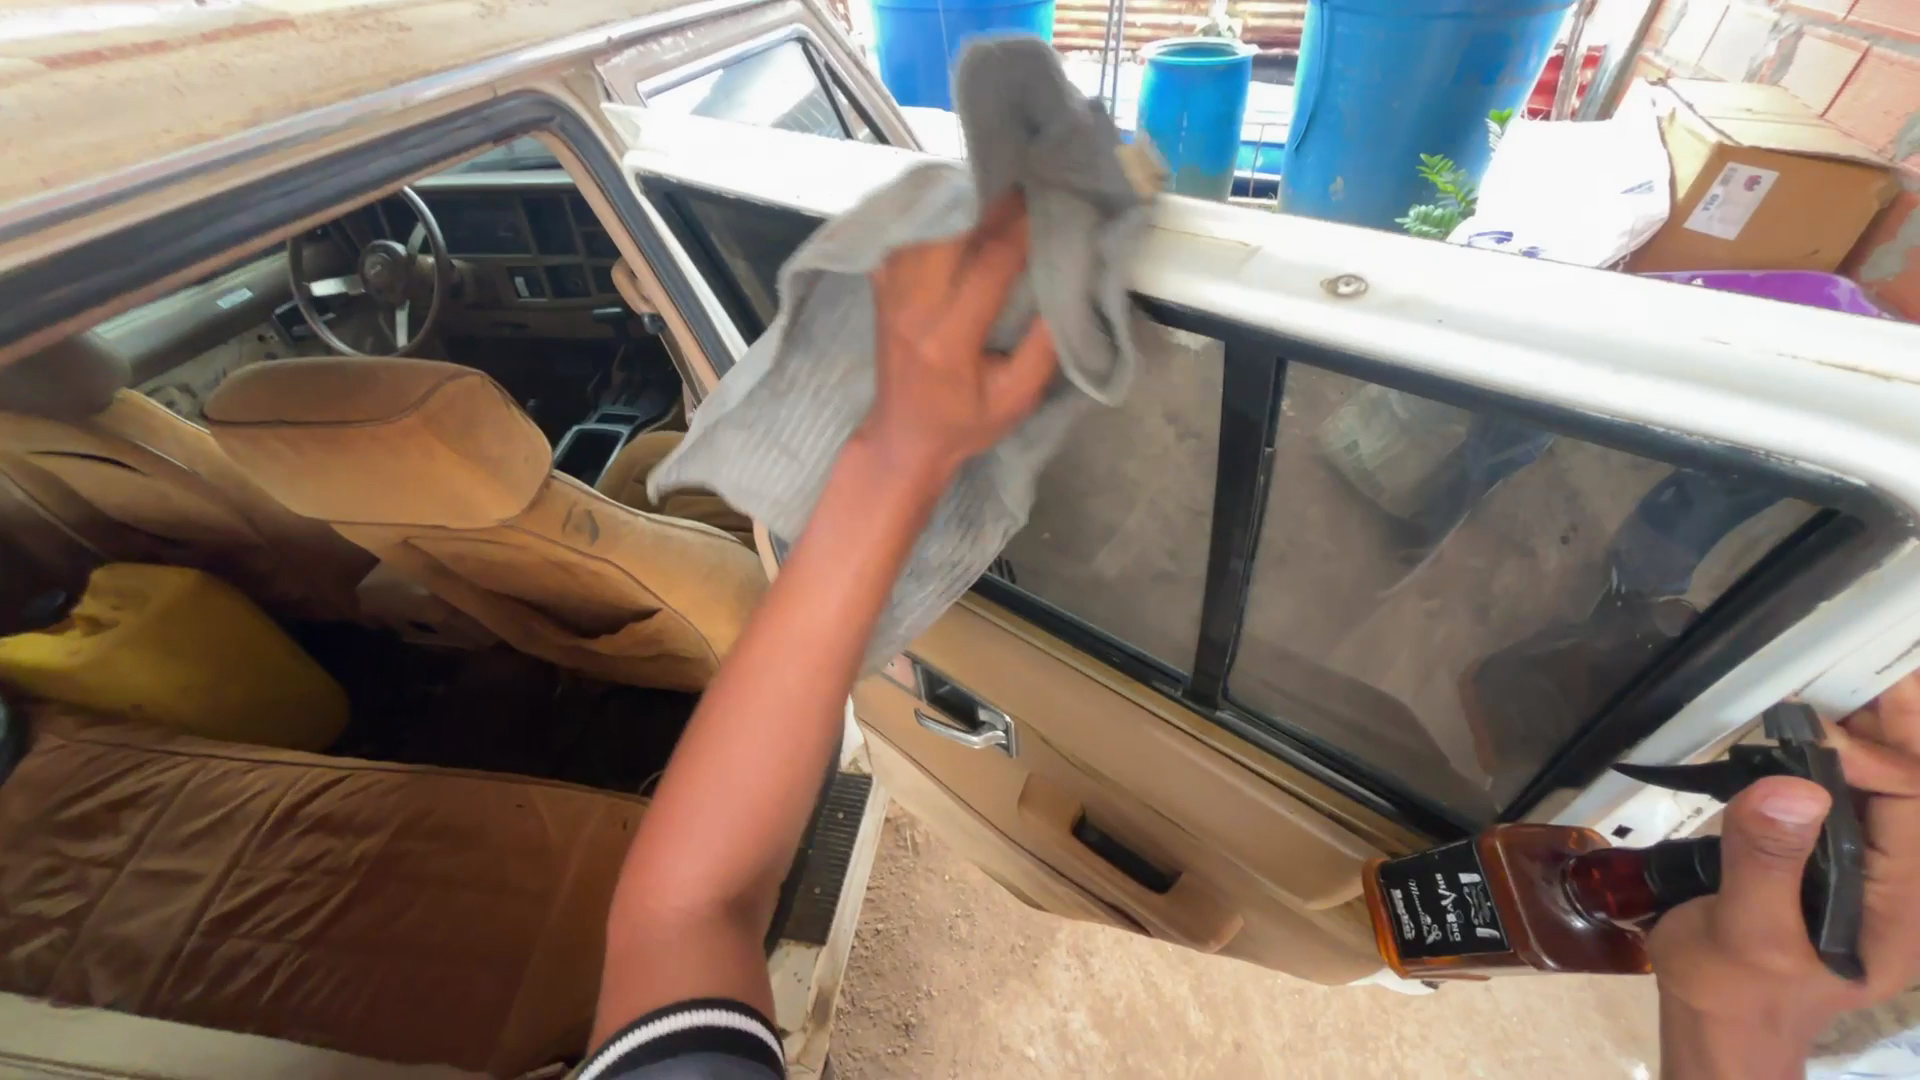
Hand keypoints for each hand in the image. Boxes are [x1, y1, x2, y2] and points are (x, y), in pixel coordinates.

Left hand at [859, 191, 1056, 482]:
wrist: (903, 439)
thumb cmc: (964, 424)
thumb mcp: (1015, 400)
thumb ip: (1043, 349)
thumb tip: (1067, 289)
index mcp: (948, 340)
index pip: (989, 264)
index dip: (1022, 227)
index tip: (1049, 200)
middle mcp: (913, 308)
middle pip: (952, 233)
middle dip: (992, 204)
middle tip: (1027, 184)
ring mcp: (891, 296)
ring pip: (926, 229)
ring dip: (962, 205)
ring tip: (997, 191)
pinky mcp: (882, 291)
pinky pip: (904, 238)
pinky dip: (932, 218)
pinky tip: (957, 209)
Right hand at [1649, 674, 1919, 1076]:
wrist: (1726, 1013)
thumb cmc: (1737, 977)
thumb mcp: (1749, 928)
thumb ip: (1768, 860)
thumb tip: (1791, 784)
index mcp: (1905, 898)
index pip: (1913, 804)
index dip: (1871, 758)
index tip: (1804, 729)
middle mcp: (1906, 880)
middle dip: (1907, 735)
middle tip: (1887, 676)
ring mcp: (1874, 873)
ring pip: (1896, 797)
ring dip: (1885, 745)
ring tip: (1867, 692)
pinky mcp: (1839, 865)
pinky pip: (1862, 808)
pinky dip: (1850, 768)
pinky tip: (1821, 743)